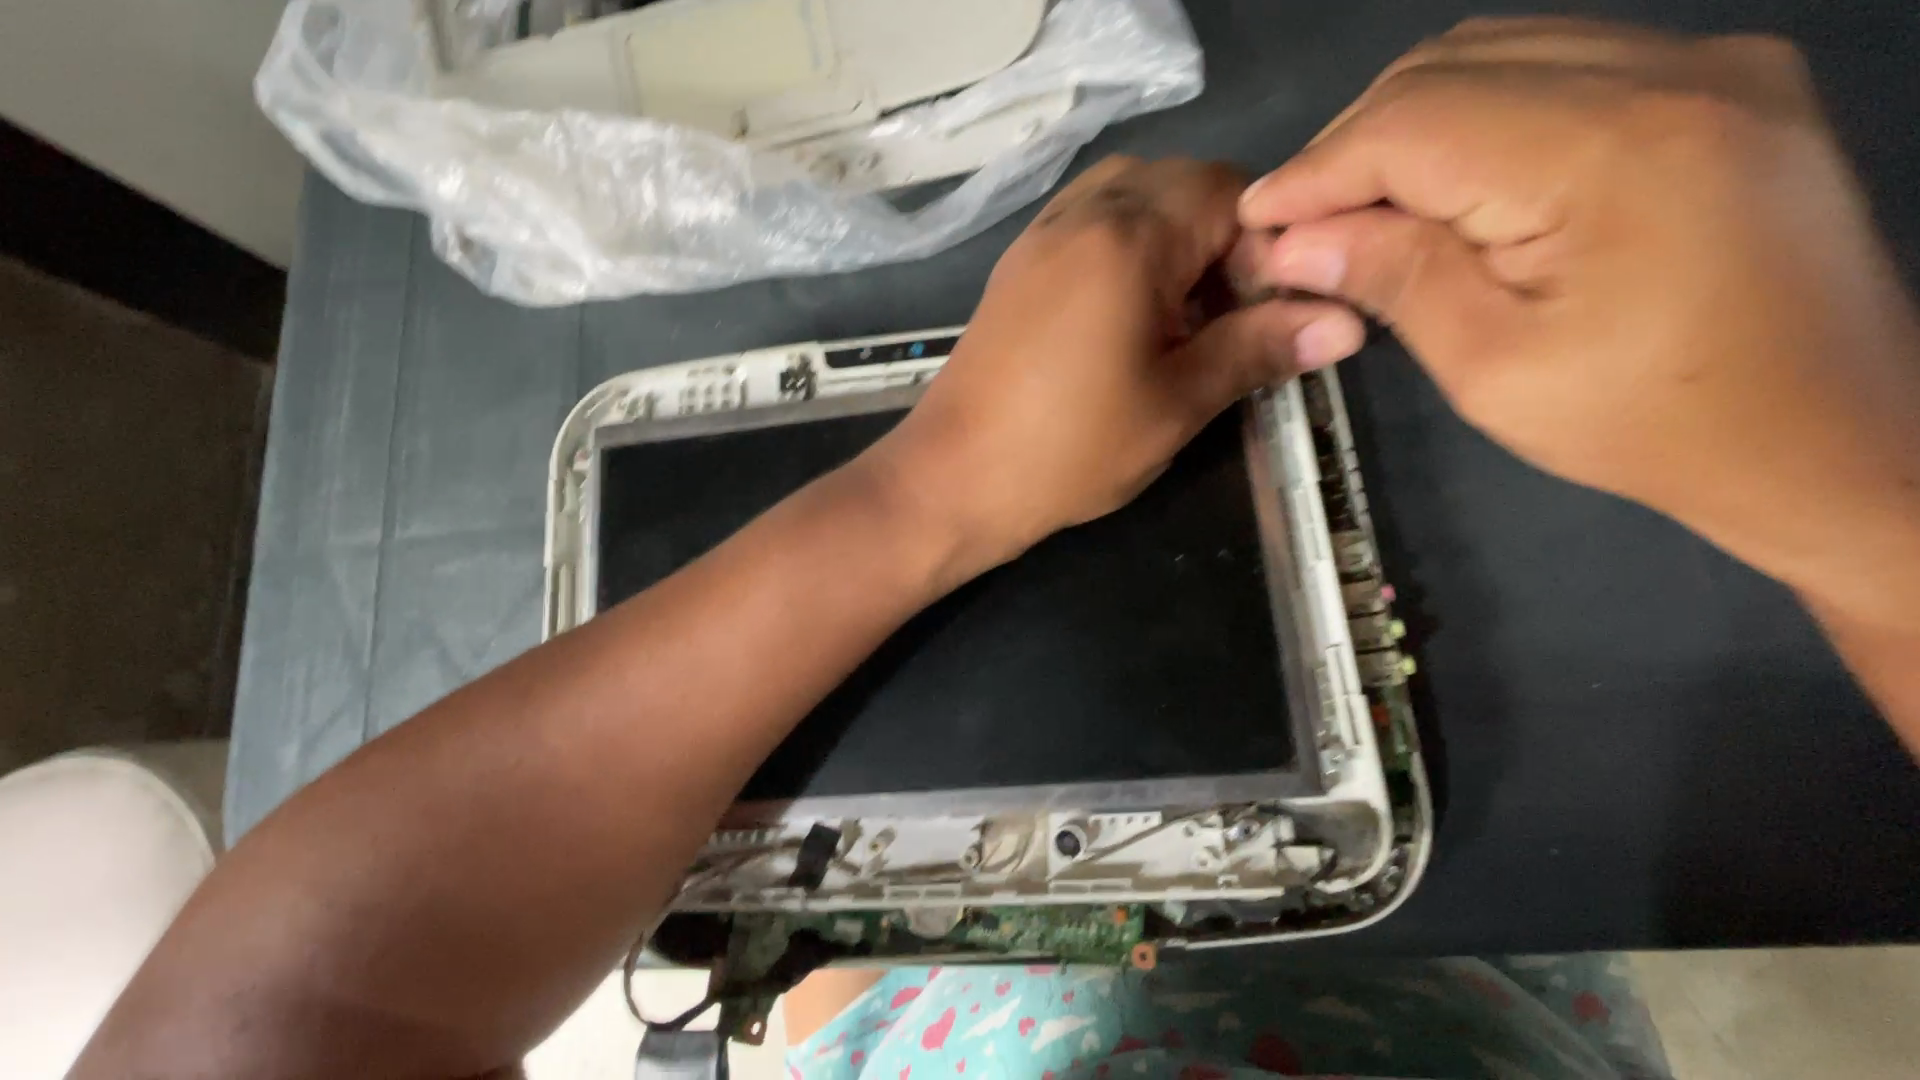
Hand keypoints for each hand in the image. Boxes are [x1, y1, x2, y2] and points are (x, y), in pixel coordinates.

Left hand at [868, 156, 1365, 574]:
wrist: (955, 478)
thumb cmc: (1069, 449)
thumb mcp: (1177, 403)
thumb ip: (1258, 348)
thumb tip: (1344, 323)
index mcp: (1128, 236)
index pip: (1231, 192)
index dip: (1269, 244)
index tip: (1275, 311)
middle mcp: (1082, 212)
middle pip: (1183, 186)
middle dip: (1223, 241)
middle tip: (1231, 318)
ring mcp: (1041, 234)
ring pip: (1134, 200)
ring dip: (1175, 243)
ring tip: (1183, 320)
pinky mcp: (1018, 264)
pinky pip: (1090, 225)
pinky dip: (1127, 250)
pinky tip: (1130, 317)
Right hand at [1237, 18, 1919, 630]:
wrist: (1832, 436)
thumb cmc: (1648, 424)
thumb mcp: (1494, 368)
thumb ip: (1394, 280)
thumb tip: (1291, 242)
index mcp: (1613, 153)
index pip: (1415, 123)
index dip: (1317, 169)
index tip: (1254, 220)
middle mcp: (1672, 72)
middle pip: (1451, 66)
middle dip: (1352, 144)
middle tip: (1302, 223)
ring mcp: (1710, 64)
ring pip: (1500, 53)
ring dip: (1407, 127)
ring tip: (1360, 207)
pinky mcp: (1722, 83)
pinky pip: (1558, 67)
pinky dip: (1475, 118)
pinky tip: (1445, 184)